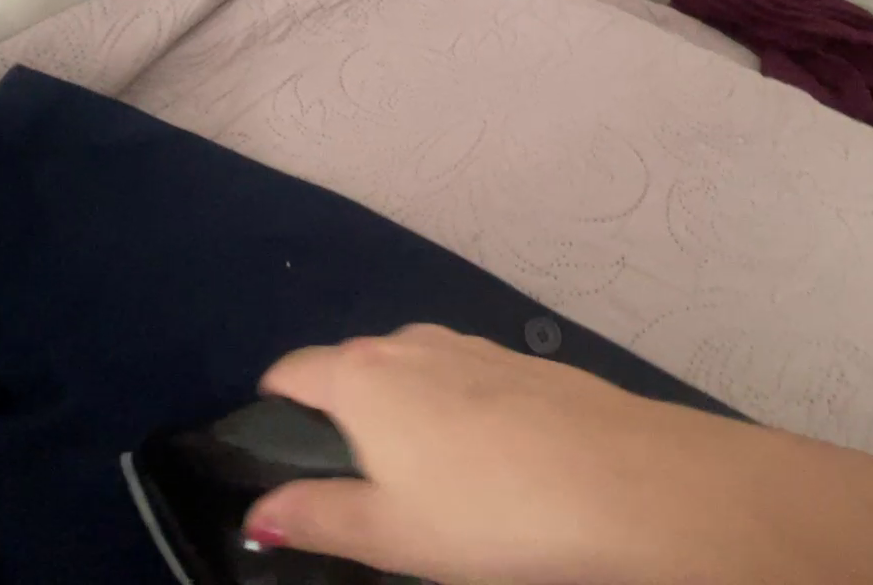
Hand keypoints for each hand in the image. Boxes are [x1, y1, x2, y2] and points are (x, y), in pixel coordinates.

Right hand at [244, 325, 760, 584]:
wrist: (613, 475)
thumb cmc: (484, 510)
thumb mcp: (388, 531)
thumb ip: (315, 514)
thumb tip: (259, 511)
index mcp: (362, 375)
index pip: (292, 370)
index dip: (275, 403)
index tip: (279, 445)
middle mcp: (406, 342)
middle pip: (349, 366)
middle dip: (339, 410)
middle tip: (357, 479)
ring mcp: (463, 342)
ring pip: (405, 366)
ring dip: (396, 405)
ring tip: (423, 470)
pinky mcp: (508, 354)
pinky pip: (453, 371)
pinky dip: (445, 401)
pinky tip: (480, 451)